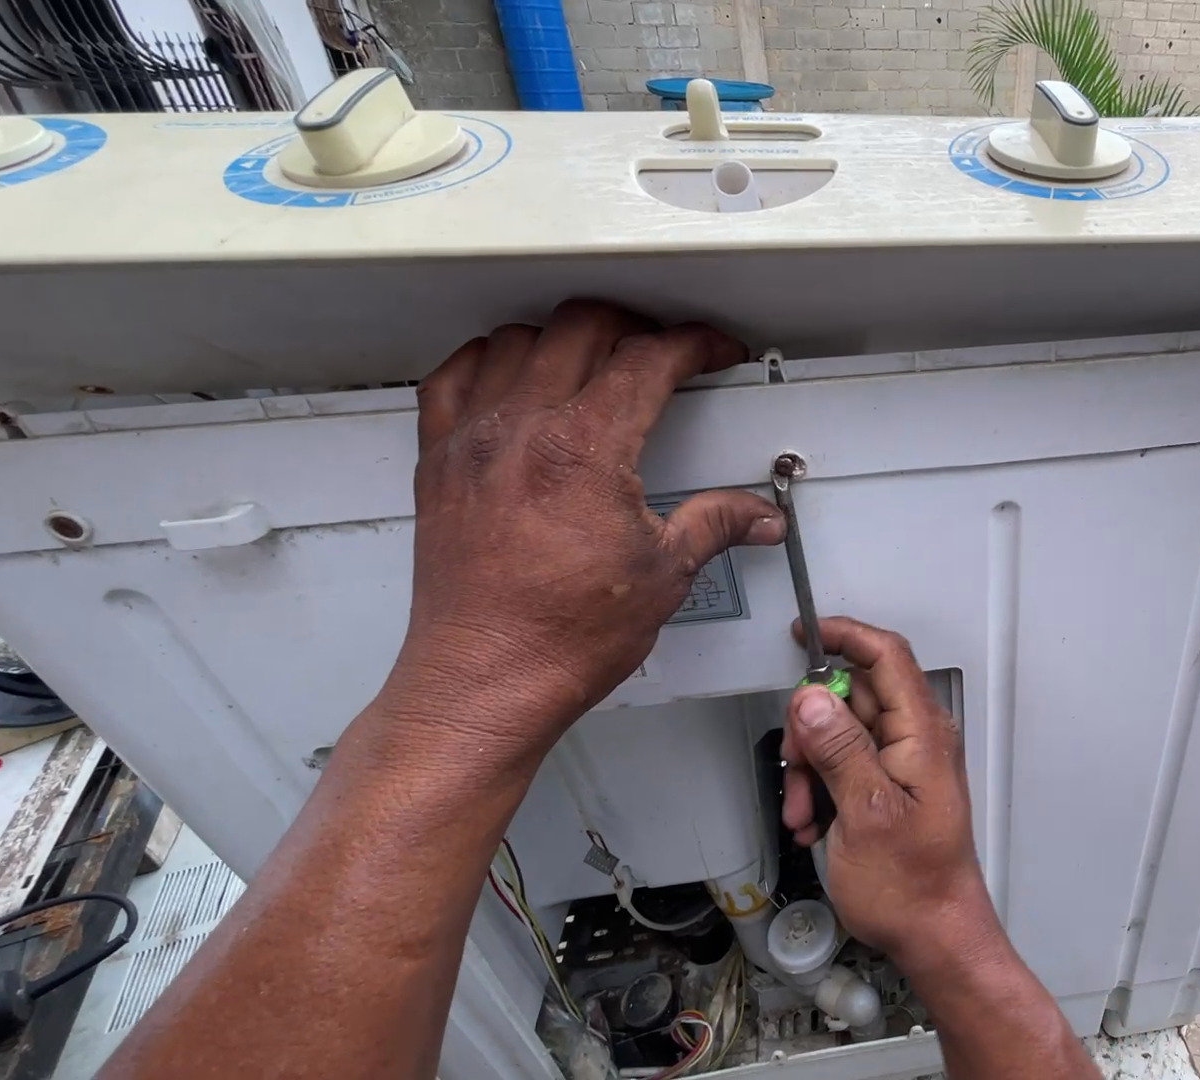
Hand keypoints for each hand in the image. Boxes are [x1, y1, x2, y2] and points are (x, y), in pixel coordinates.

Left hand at [385, 300, 784, 760]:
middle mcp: (522, 428)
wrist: (487, 678)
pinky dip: (493, 359)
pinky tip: (517, 377)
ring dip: (569, 338)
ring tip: (600, 360)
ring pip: (519, 338)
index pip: (649, 360)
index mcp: (585, 448)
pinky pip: (455, 376)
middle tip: (666, 350)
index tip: (714, 349)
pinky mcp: (439, 462)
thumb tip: (760, 516)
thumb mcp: (665, 572)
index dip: (694, 344)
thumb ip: (718, 523)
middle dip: (638, 326)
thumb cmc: (566, 634)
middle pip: (584, 327)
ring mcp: (472, 440)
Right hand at [781, 618, 1001, 972]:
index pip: (887, 655)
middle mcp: (915, 737)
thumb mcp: (867, 814)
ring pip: (839, 730)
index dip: (847, 635)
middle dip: (812, 728)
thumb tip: (813, 698)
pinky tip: (815, 820)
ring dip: (811, 766)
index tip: (806, 634)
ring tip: (807, 810)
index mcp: (922, 732)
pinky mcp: (888, 780)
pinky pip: (843, 761)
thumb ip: (840, 750)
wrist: (934, 932)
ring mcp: (902, 759)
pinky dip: (820, 785)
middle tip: (799, 767)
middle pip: (852, 693)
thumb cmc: (915, 886)